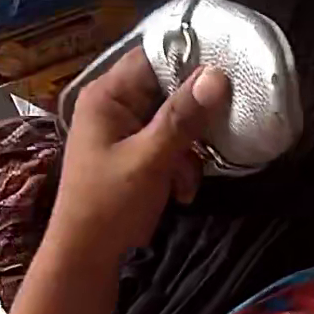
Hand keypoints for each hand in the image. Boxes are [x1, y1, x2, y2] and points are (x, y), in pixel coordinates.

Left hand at [50, 48, 231, 261]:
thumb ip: (182, 118)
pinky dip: (180, 167)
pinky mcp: (134, 156)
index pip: (153, 57)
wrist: (86, 257)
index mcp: (107, 96)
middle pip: (168, 91)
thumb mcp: (150, 160)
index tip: (227, 76)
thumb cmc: (109, 205)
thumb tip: (216, 75)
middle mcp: (114, 106)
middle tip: (216, 136)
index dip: (190, 62)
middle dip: (193, 120)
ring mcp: (124, 132)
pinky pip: (168, 146)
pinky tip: (182, 192)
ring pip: (174, 122)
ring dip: (189, 151)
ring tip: (188, 179)